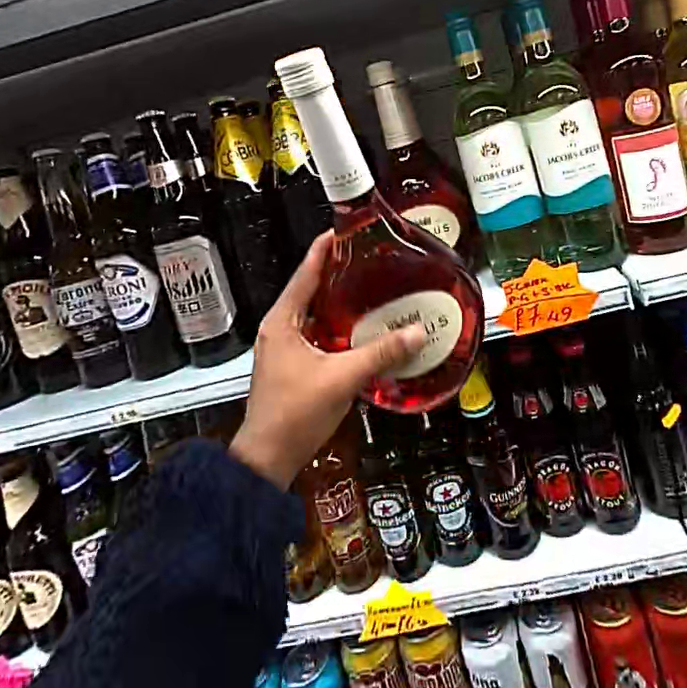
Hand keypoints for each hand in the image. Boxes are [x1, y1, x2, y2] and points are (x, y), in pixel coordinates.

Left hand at [231, 232, 422, 486]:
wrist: (269, 458)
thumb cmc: (294, 413)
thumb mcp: (342, 378)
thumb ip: (381, 352)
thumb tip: (417, 331)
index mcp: (283, 321)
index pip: (305, 273)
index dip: (325, 248)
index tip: (346, 229)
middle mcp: (281, 328)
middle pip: (312, 289)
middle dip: (340, 273)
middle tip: (372, 259)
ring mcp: (287, 348)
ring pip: (319, 312)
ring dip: (344, 301)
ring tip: (376, 288)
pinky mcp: (297, 364)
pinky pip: (324, 333)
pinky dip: (344, 325)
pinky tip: (368, 328)